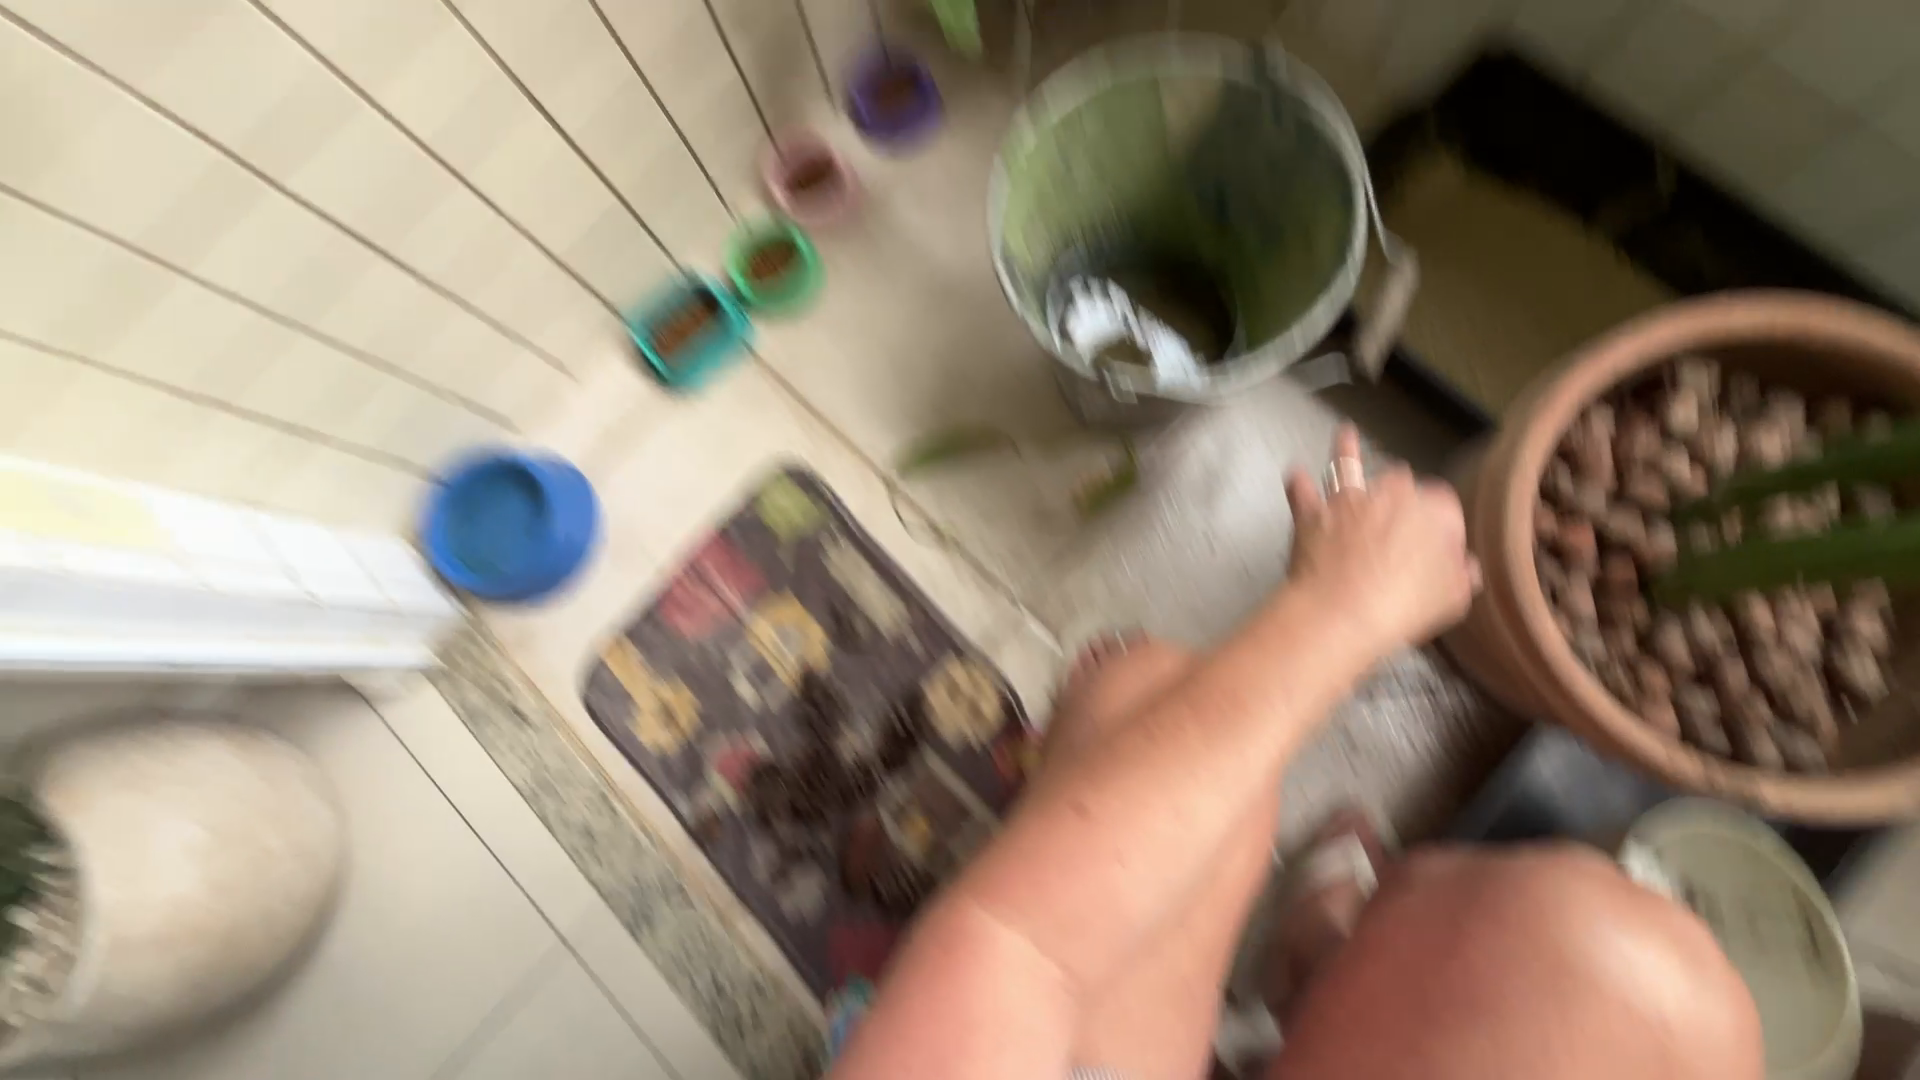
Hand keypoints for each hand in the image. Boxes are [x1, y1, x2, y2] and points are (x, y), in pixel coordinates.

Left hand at [1283, 425, 1480, 652]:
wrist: (1341, 611)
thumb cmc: (1404, 606)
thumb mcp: (1452, 596)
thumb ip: (1460, 574)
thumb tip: (1465, 566)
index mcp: (1433, 510)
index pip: (1443, 503)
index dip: (1440, 523)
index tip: (1437, 543)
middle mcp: (1390, 495)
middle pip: (1398, 481)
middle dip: (1398, 491)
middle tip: (1394, 514)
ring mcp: (1347, 501)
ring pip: (1349, 466)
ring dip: (1347, 449)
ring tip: (1345, 433)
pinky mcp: (1311, 514)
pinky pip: (1302, 491)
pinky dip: (1298, 483)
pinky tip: (1296, 475)